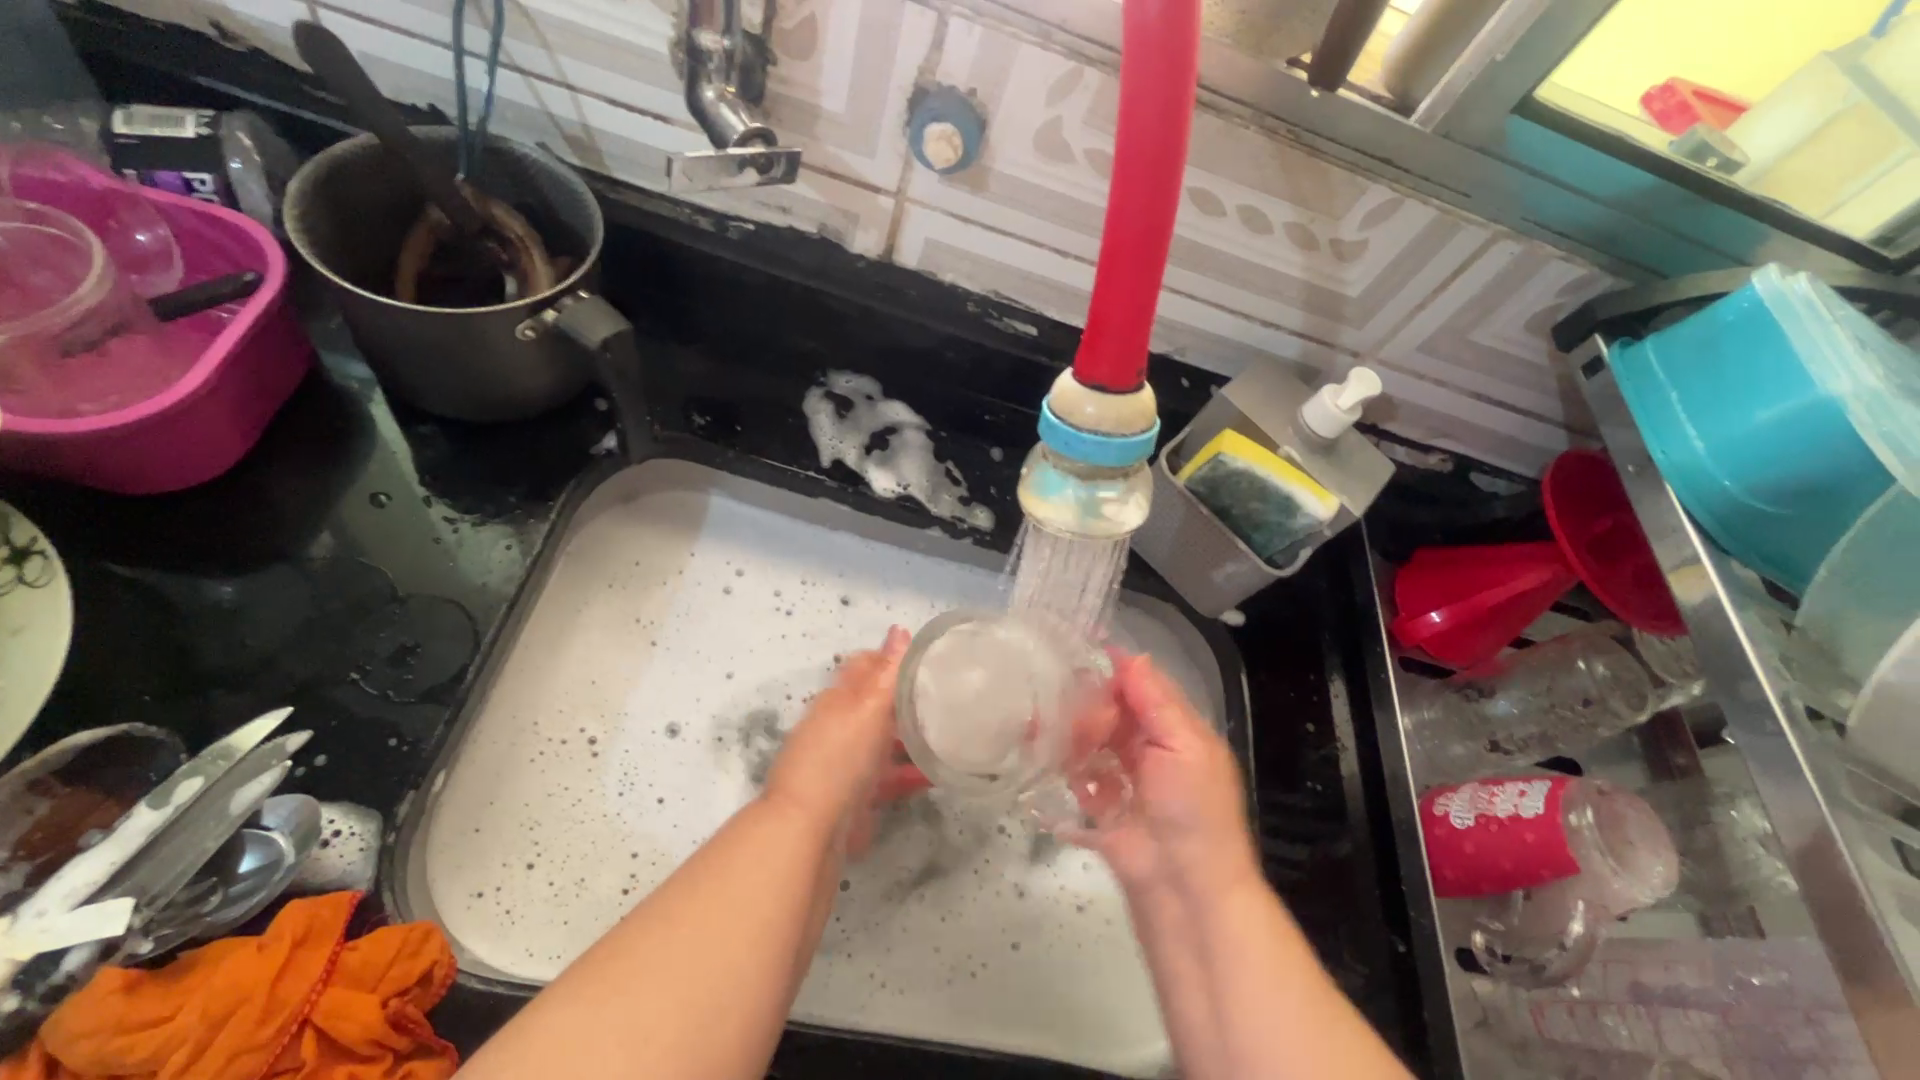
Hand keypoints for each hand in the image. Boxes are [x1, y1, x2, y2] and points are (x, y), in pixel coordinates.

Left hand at [763, 627, 927, 853]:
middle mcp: (841, 726)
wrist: (810, 828)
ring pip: (887, 742)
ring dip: (915, 738)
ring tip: (952, 735)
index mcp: (838, 699)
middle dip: (910, 700)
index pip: (865, 665)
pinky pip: (891, 777)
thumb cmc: (838, 759)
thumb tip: (900, 629)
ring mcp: (849, 761)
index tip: (929, 659)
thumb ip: (888, 673)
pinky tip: (940, 775)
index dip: (893, 658)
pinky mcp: (860, 795)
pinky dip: (912, 773)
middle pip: (878, 705)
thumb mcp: (867, 709)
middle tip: (949, 697)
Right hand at [1067, 653, 1260, 898]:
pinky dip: (1064, 769)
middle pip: (1112, 714)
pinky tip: (1045, 756)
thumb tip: (1129, 655)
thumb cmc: (1192, 810)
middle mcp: (1151, 752)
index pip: (1143, 689)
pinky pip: (1078, 780)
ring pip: (1091, 743)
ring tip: (1045, 729)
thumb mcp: (1185, 745)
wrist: (1185, 889)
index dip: (1116, 675)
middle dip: (1088, 707)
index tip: (1080, 658)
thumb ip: (1155, 700)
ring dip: (1071, 734)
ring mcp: (1124, 782)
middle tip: (1066, 710)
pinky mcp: (1100, 810)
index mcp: (1179, 732)